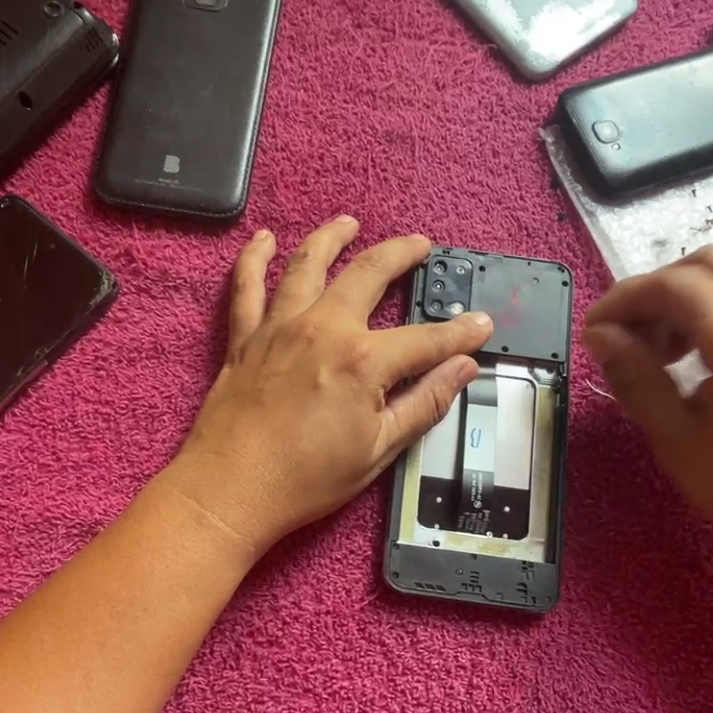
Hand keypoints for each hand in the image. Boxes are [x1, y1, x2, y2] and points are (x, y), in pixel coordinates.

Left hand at [159, 216, 493, 556]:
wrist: (231, 490)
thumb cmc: (305, 479)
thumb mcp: (378, 450)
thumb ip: (424, 403)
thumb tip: (462, 368)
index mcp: (363, 361)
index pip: (426, 338)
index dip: (460, 332)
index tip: (482, 323)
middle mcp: (323, 329)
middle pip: (369, 274)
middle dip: (401, 253)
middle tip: (420, 244)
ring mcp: (280, 328)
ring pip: (308, 264)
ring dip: (332, 237)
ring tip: (348, 222)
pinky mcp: (244, 338)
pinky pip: (247, 287)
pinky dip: (254, 258)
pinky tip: (262, 239)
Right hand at [580, 245, 712, 594]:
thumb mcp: (679, 439)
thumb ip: (637, 378)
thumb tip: (600, 336)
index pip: (673, 284)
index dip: (622, 299)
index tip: (592, 334)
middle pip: (703, 264)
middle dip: (651, 291)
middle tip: (623, 337)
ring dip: (680, 299)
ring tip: (655, 353)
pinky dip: (709, 311)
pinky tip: (692, 359)